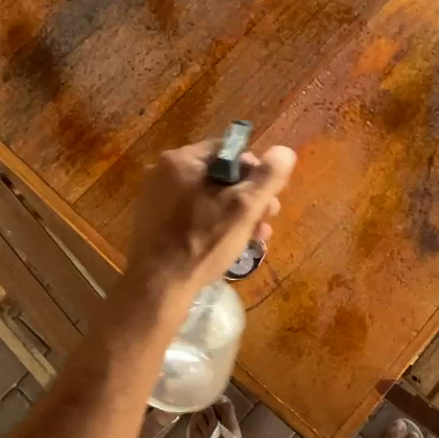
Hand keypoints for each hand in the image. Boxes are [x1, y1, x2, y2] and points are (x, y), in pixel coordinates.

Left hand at [117, 139, 296, 306]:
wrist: (158, 286)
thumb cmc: (203, 241)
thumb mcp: (244, 207)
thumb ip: (268, 176)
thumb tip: (284, 151)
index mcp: (182, 159)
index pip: (229, 151)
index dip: (255, 172)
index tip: (267, 197)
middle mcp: (163, 172)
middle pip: (219, 176)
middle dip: (249, 197)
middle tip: (266, 220)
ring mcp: (156, 198)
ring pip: (208, 198)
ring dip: (235, 214)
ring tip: (256, 237)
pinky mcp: (154, 221)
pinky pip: (192, 214)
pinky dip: (212, 224)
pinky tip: (229, 244)